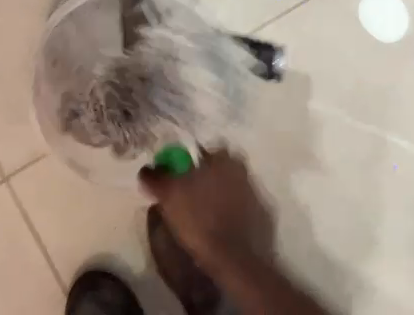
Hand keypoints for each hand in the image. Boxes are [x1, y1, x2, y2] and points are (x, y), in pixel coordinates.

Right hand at [139, 148, 277, 277]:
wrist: (235, 262)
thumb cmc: (199, 218)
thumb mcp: (167, 194)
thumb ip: (155, 176)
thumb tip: (147, 170)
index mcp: (225, 158)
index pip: (203, 150)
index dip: (188, 163)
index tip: (177, 177)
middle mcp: (245, 172)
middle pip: (219, 171)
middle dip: (205, 180)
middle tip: (187, 196)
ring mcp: (258, 198)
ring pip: (231, 191)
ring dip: (219, 199)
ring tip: (201, 217)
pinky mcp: (266, 223)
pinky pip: (242, 213)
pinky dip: (231, 218)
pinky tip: (218, 232)